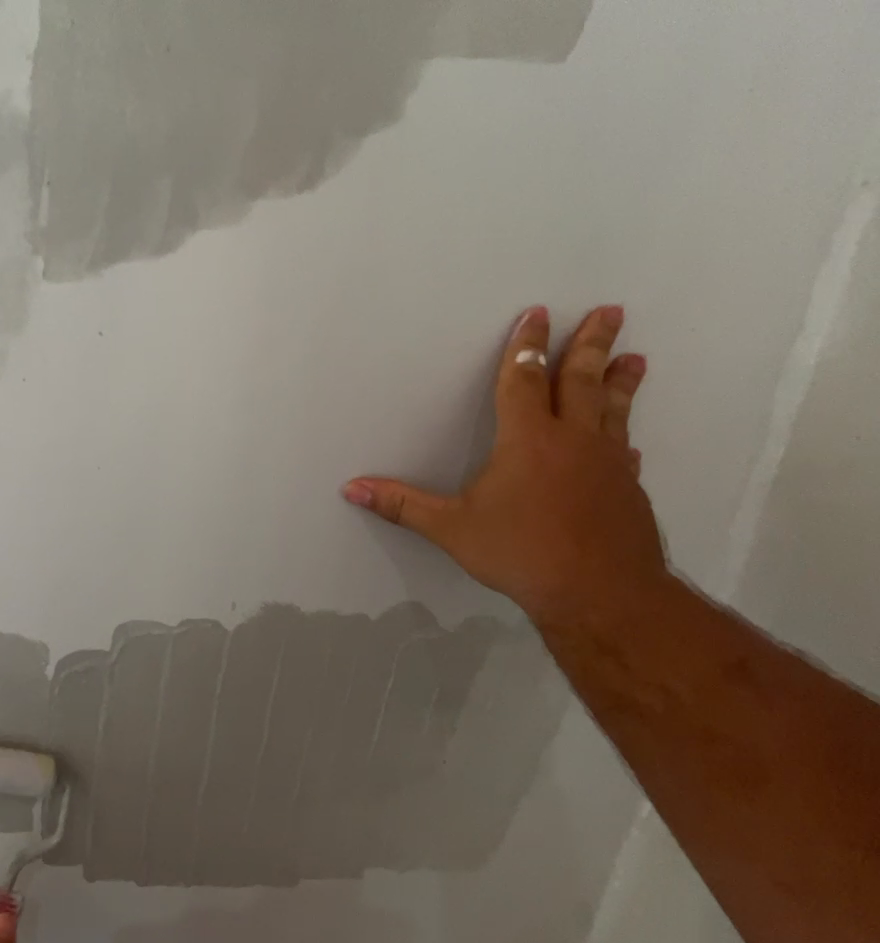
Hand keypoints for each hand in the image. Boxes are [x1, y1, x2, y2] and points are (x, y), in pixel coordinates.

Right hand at [343, 305, 670, 628]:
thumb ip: (401, 504)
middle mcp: (572, 440)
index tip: (535, 315)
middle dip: (589, 343)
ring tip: (633, 356)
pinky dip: (621, 435)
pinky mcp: (625, 487)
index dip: (525, 347)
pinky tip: (625, 439)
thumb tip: (352, 488)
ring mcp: (605, 462)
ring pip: (613, 408)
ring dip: (619, 379)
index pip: (523, 381)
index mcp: (527, 440)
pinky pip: (622, 449)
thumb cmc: (519, 551)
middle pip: (581, 380)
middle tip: (608, 310)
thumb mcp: (449, 528)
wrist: (599, 589)